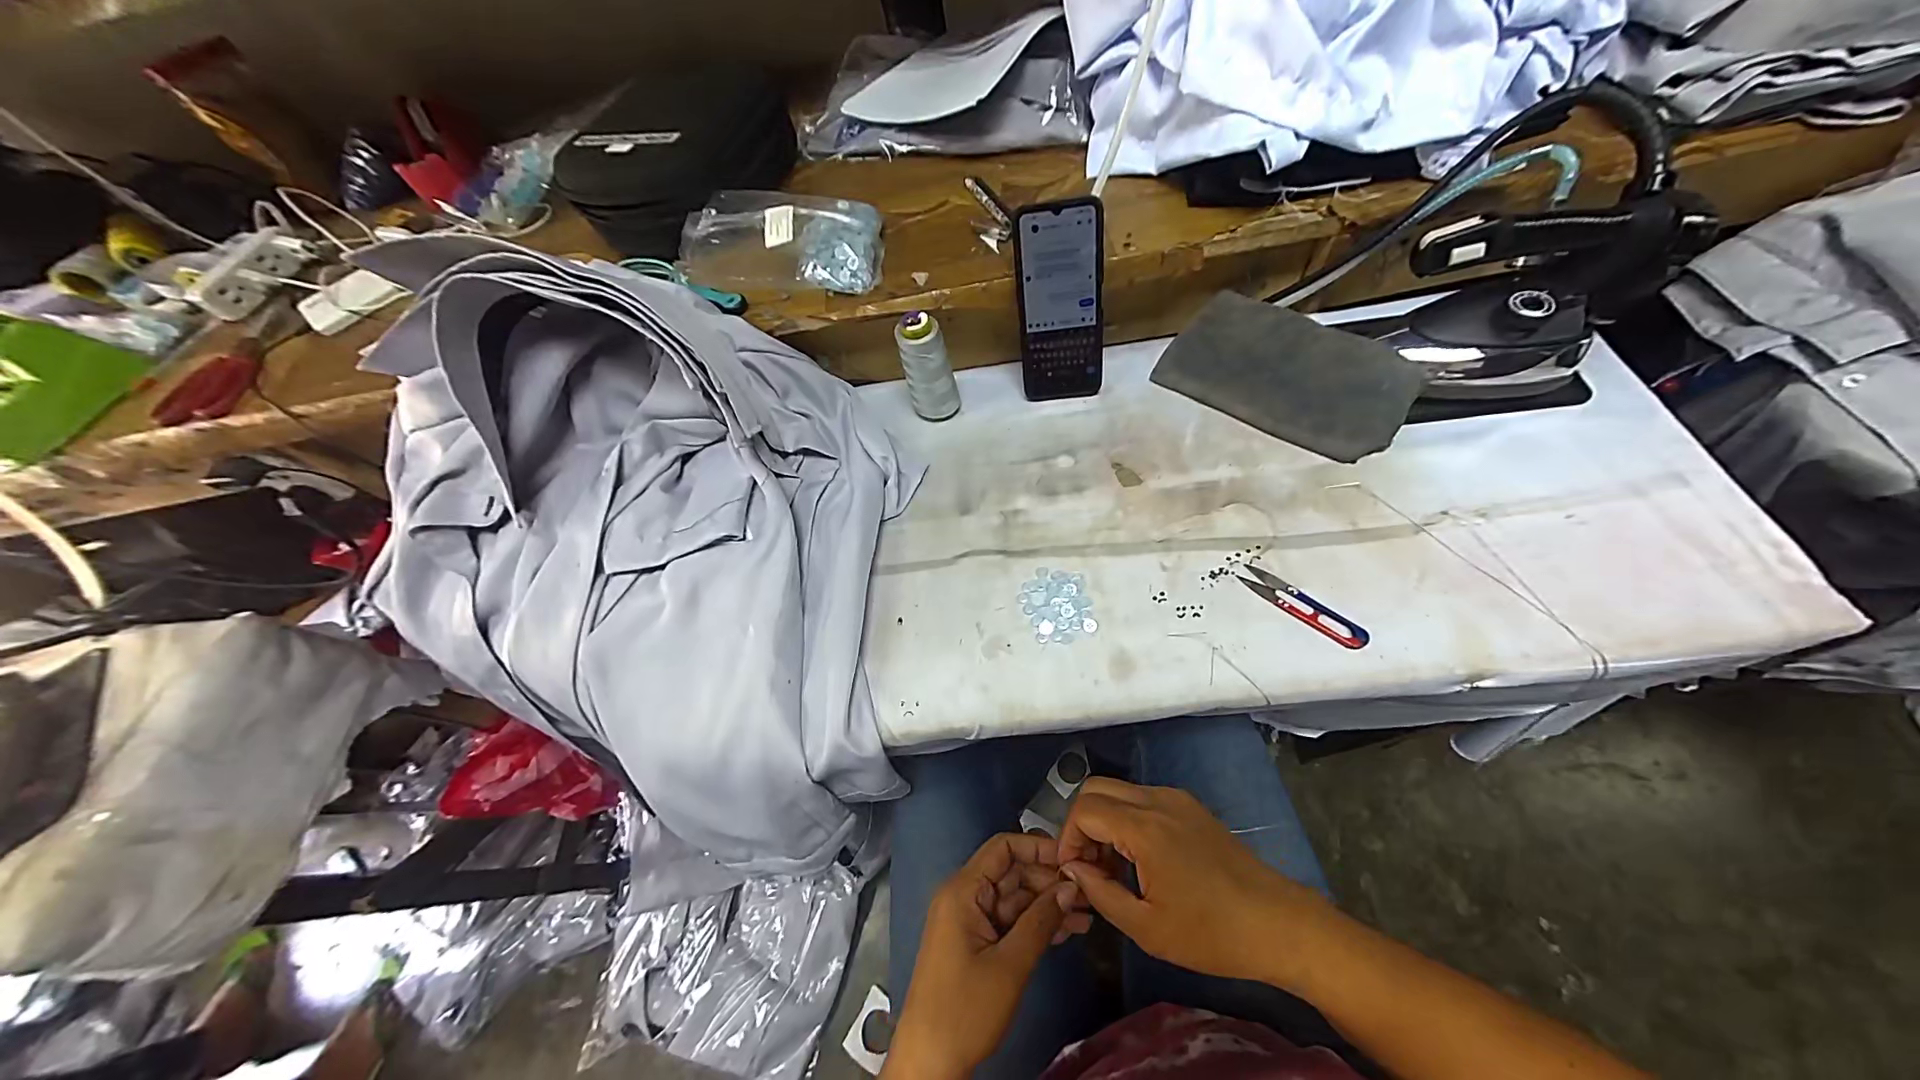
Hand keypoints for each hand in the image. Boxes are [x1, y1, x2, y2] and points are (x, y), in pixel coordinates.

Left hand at [883, 833, 1091, 1079]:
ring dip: (1047, 905)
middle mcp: (963, 897)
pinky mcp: (975, 943)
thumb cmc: (964, 1010)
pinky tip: (1066, 931)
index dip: (1038, 848)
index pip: (1003, 847)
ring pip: (1014, 898)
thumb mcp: (1010, 965)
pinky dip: (1035, 924)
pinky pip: (1009, 921)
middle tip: (1087, 894)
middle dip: (1049, 880)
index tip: (1072, 860)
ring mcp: (969, 920)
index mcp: (963, 891)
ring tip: (1086, 916)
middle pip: (1011, 871)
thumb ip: (1041, 921)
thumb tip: (1069, 887)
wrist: (929, 1062)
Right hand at [1057, 778, 1333, 986]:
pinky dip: (1128, 818)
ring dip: (1104, 820)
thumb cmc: (1211, 933)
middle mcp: (1157, 800)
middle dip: (1081, 823)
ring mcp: (1177, 800)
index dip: (1068, 838)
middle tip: (1088, 866)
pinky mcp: (1191, 807)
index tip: (1074, 873)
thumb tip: (1072, 870)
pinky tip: (1140, 859)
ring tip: (1113, 867)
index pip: (1084, 809)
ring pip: (1120, 791)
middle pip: (1096, 788)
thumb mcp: (1146, 927)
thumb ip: (1100, 893)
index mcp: (1144, 827)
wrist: (1279, 925)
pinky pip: (1143, 799)